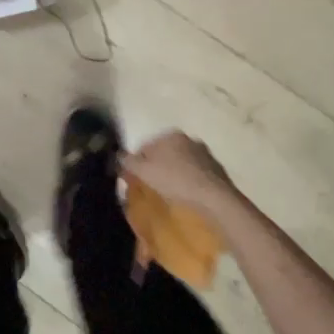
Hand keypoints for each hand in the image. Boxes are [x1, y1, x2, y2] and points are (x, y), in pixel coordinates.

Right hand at [122, 132, 238, 213]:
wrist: (215, 198)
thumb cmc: (175, 181)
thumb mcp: (143, 172)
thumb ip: (127, 161)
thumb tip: (117, 155)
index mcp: (169, 135)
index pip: (145, 146)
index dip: (137, 163)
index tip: (136, 180)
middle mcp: (188, 139)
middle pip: (163, 153)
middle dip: (157, 166)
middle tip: (152, 186)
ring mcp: (204, 153)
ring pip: (180, 163)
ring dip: (174, 173)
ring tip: (170, 193)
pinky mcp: (216, 169)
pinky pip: (195, 173)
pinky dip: (189, 181)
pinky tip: (187, 194)